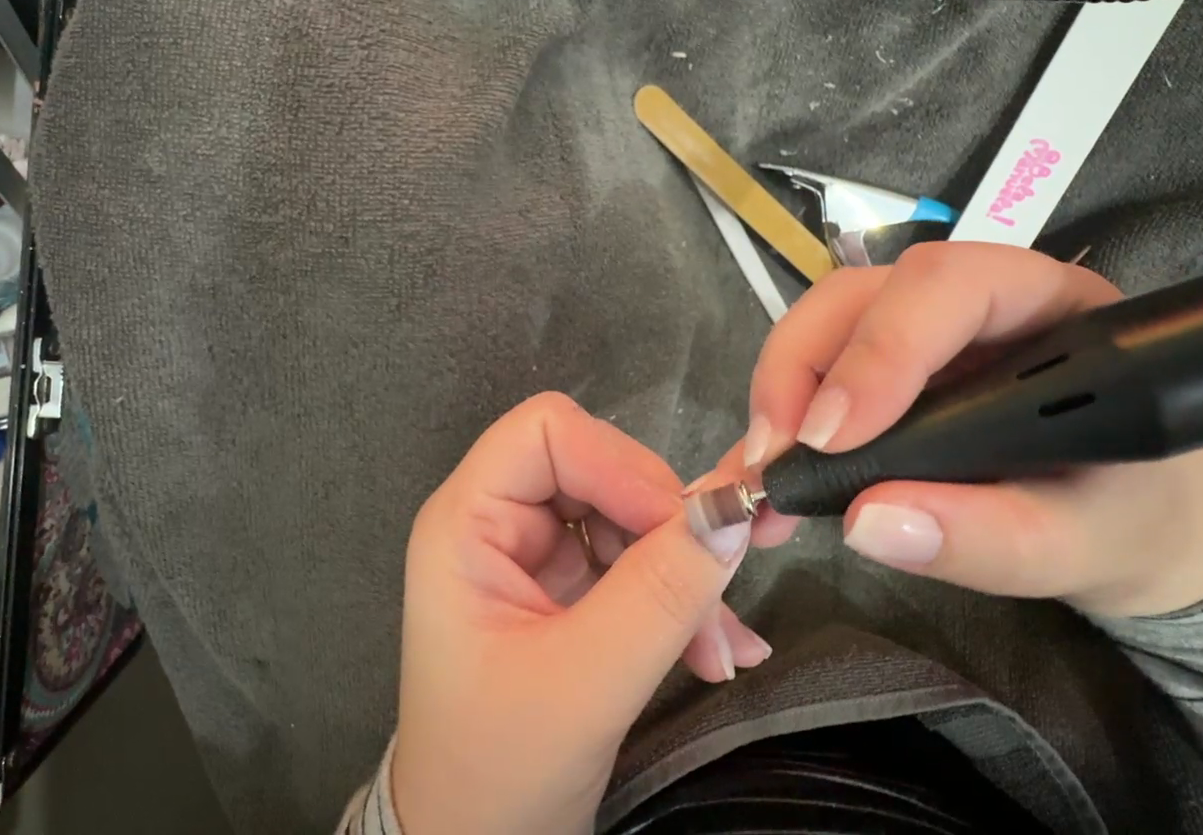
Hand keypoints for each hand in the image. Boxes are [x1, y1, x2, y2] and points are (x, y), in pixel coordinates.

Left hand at [391, 394, 768, 834]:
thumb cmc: (500, 770)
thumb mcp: (585, 683)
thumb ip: (661, 593)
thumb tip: (735, 508)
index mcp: (467, 522)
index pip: (547, 432)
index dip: (620, 464)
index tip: (680, 529)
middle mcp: (498, 521)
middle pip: (599, 467)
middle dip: (666, 527)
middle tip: (717, 597)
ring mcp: (536, 554)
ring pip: (629, 514)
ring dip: (684, 571)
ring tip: (719, 646)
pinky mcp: (569, 588)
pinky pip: (638, 559)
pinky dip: (680, 597)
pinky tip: (716, 649)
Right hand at [705, 242, 1202, 618]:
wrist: (1128, 523)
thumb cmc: (1126, 516)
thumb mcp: (1079, 543)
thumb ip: (991, 537)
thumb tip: (867, 523)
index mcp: (1045, 307)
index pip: (947, 287)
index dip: (879, 350)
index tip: (830, 441)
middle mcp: (967, 300)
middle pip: (860, 295)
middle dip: (799, 371)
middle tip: (771, 459)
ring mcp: (914, 330)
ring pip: (822, 326)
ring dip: (777, 397)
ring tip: (762, 475)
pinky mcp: (875, 368)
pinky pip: (810, 374)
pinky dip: (775, 424)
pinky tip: (757, 476)